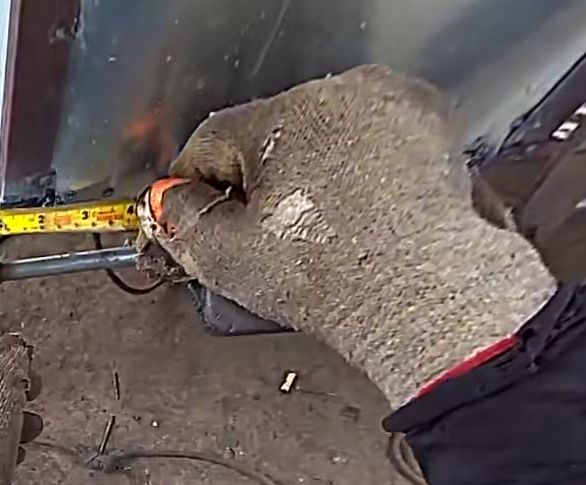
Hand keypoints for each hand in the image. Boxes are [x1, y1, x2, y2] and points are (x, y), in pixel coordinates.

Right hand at [141, 65, 556, 404]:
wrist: (412, 290)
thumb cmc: (324, 272)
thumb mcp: (223, 255)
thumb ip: (181, 220)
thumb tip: (164, 201)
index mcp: (286, 116)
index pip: (209, 142)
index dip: (188, 188)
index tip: (185, 221)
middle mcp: (341, 93)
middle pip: (260, 139)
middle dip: (242, 186)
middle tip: (242, 239)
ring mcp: (388, 105)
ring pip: (307, 140)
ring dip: (288, 180)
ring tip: (291, 234)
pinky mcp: (422, 128)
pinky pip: (354, 145)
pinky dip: (334, 177)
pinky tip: (331, 219)